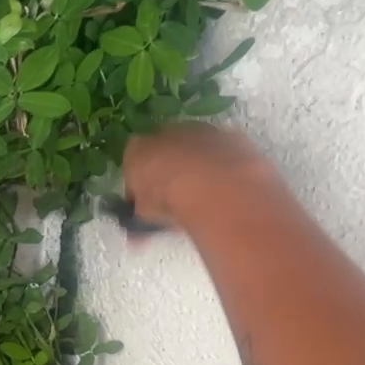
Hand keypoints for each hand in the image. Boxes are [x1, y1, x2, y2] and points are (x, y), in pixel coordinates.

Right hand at [123, 123, 280, 227]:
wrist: (218, 189)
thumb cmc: (169, 201)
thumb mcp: (144, 216)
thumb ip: (139, 215)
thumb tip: (136, 233)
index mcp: (137, 149)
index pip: (131, 161)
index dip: (138, 181)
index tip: (144, 199)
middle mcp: (167, 133)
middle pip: (164, 149)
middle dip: (167, 168)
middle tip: (173, 195)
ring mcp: (202, 131)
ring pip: (194, 148)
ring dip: (196, 165)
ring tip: (203, 194)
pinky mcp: (233, 136)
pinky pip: (221, 151)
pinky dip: (221, 165)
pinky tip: (225, 186)